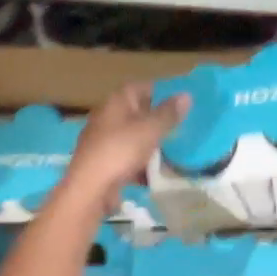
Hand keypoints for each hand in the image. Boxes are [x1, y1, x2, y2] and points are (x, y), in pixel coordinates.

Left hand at [63, 82, 189, 208]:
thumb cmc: (121, 150)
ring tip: (175, 151)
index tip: (181, 102)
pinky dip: (141, 164)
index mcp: (116, 101)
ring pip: (133, 137)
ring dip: (151, 144)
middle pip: (137, 113)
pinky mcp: (103, 163)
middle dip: (158, 121)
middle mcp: (107, 116)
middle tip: (182, 128)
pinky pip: (128, 158)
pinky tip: (157, 174)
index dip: (162, 92)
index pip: (141, 87)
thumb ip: (169, 113)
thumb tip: (186, 95)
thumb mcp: (150, 129)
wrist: (90, 188)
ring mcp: (103, 141)